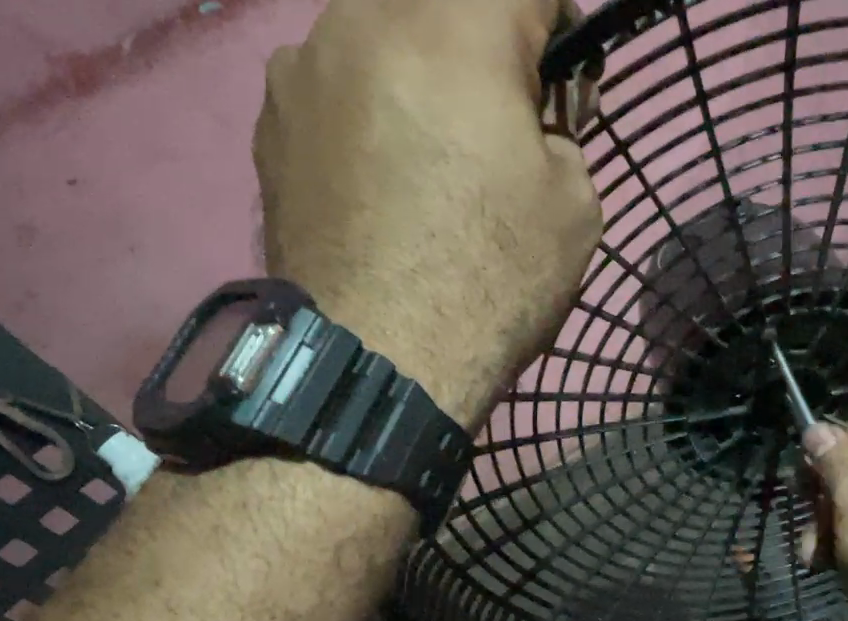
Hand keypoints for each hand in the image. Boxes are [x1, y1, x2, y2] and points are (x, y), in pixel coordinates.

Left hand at [255, 0, 602, 424]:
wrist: (379, 359)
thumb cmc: (491, 279)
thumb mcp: (576, 206)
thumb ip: (561, 132)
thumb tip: (529, 124)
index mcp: (454, 30)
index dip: (558, 26)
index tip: (564, 84)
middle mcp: (365, 20)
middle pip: (444, 6)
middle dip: (483, 49)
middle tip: (500, 121)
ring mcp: (303, 68)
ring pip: (381, 37)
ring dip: (419, 74)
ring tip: (431, 156)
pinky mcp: (270, 123)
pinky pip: (334, 87)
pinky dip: (367, 111)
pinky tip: (379, 180)